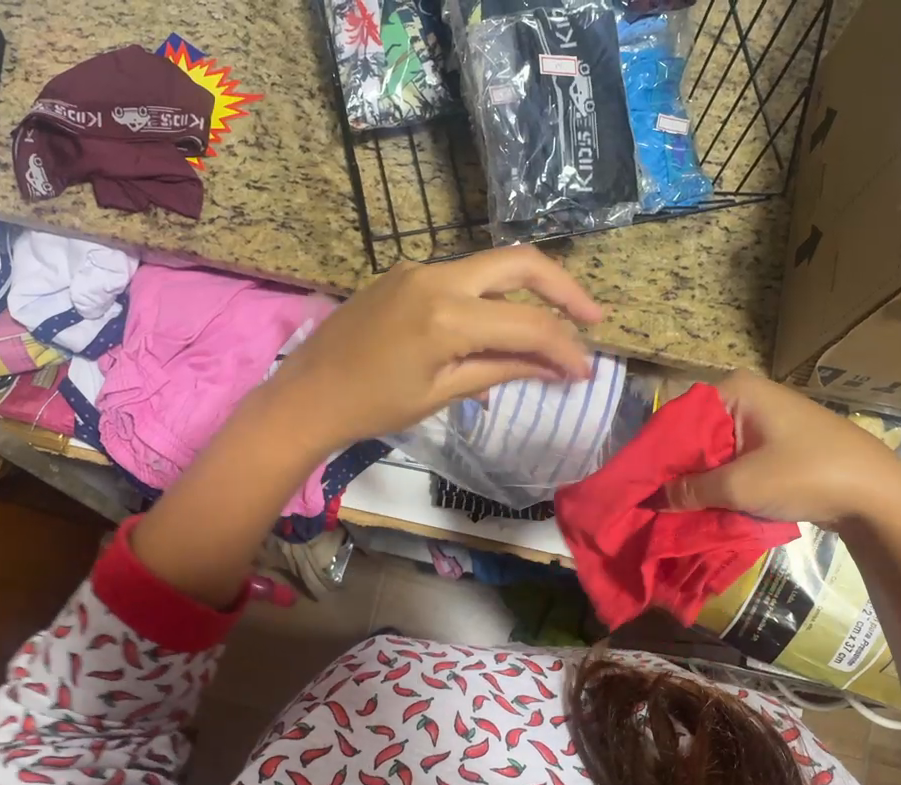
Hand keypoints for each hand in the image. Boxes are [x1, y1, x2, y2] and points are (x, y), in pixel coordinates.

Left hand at [266, 248, 602, 449]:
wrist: (307, 394)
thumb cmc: (372, 406)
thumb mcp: (442, 393)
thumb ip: (501, 369)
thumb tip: (557, 368)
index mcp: (446, 315)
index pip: (528, 323)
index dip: (565, 347)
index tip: (586, 371)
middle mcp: (436, 276)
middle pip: (520, 262)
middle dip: (564, 290)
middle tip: (593, 319)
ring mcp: (417, 269)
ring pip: (491, 267)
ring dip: (527, 292)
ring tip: (552, 329)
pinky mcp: (404, 273)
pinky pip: (461, 279)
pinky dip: (490, 299)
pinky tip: (499, 329)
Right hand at [663, 373, 900, 527]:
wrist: (877, 495)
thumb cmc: (806, 475)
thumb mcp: (739, 485)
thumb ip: (688, 490)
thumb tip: (650, 500)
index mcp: (735, 390)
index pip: (674, 417)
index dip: (653, 454)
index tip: (634, 487)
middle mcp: (745, 398)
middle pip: (692, 435)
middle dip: (673, 470)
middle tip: (647, 504)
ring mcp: (762, 422)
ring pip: (711, 452)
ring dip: (695, 482)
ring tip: (669, 511)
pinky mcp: (774, 446)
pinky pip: (732, 462)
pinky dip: (718, 484)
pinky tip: (701, 508)